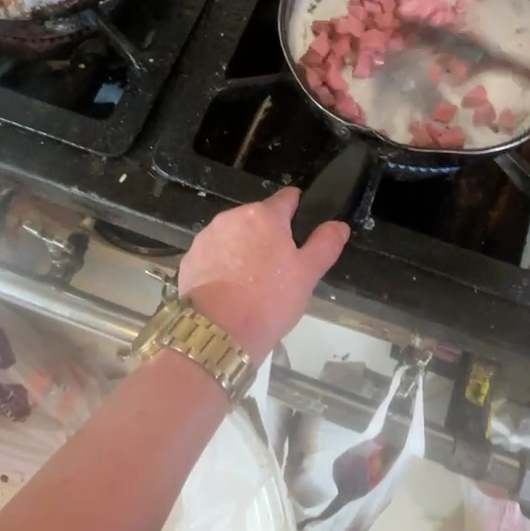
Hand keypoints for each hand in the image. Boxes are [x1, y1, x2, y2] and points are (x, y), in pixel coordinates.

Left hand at [178, 188, 349, 358]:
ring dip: (244, 250)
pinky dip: (223, 266)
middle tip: (280, 269)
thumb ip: (325, 245)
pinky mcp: (190, 259)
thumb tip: (339, 225)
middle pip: (257, 220)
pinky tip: (230, 290)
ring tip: (253, 284)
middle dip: (269, 236)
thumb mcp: (307, 274)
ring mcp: (207, 238)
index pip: (286, 199)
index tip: (302, 226)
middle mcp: (232, 218)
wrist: (217, 332)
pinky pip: (214, 255)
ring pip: (233, 237)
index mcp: (264, 216)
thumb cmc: (269, 300)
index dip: (297, 210)